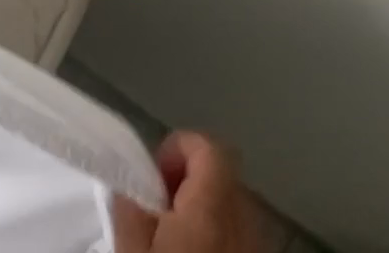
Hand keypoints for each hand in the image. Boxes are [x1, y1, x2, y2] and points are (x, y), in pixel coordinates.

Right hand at [112, 132, 269, 252]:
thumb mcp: (131, 247)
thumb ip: (129, 204)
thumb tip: (132, 180)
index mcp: (210, 208)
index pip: (210, 147)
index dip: (179, 146)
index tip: (156, 172)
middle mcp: (245, 220)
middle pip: (221, 172)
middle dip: (187, 176)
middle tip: (158, 202)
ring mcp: (260, 243)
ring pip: (233, 200)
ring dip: (202, 202)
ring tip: (174, 228)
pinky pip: (241, 227)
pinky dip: (218, 226)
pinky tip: (196, 246)